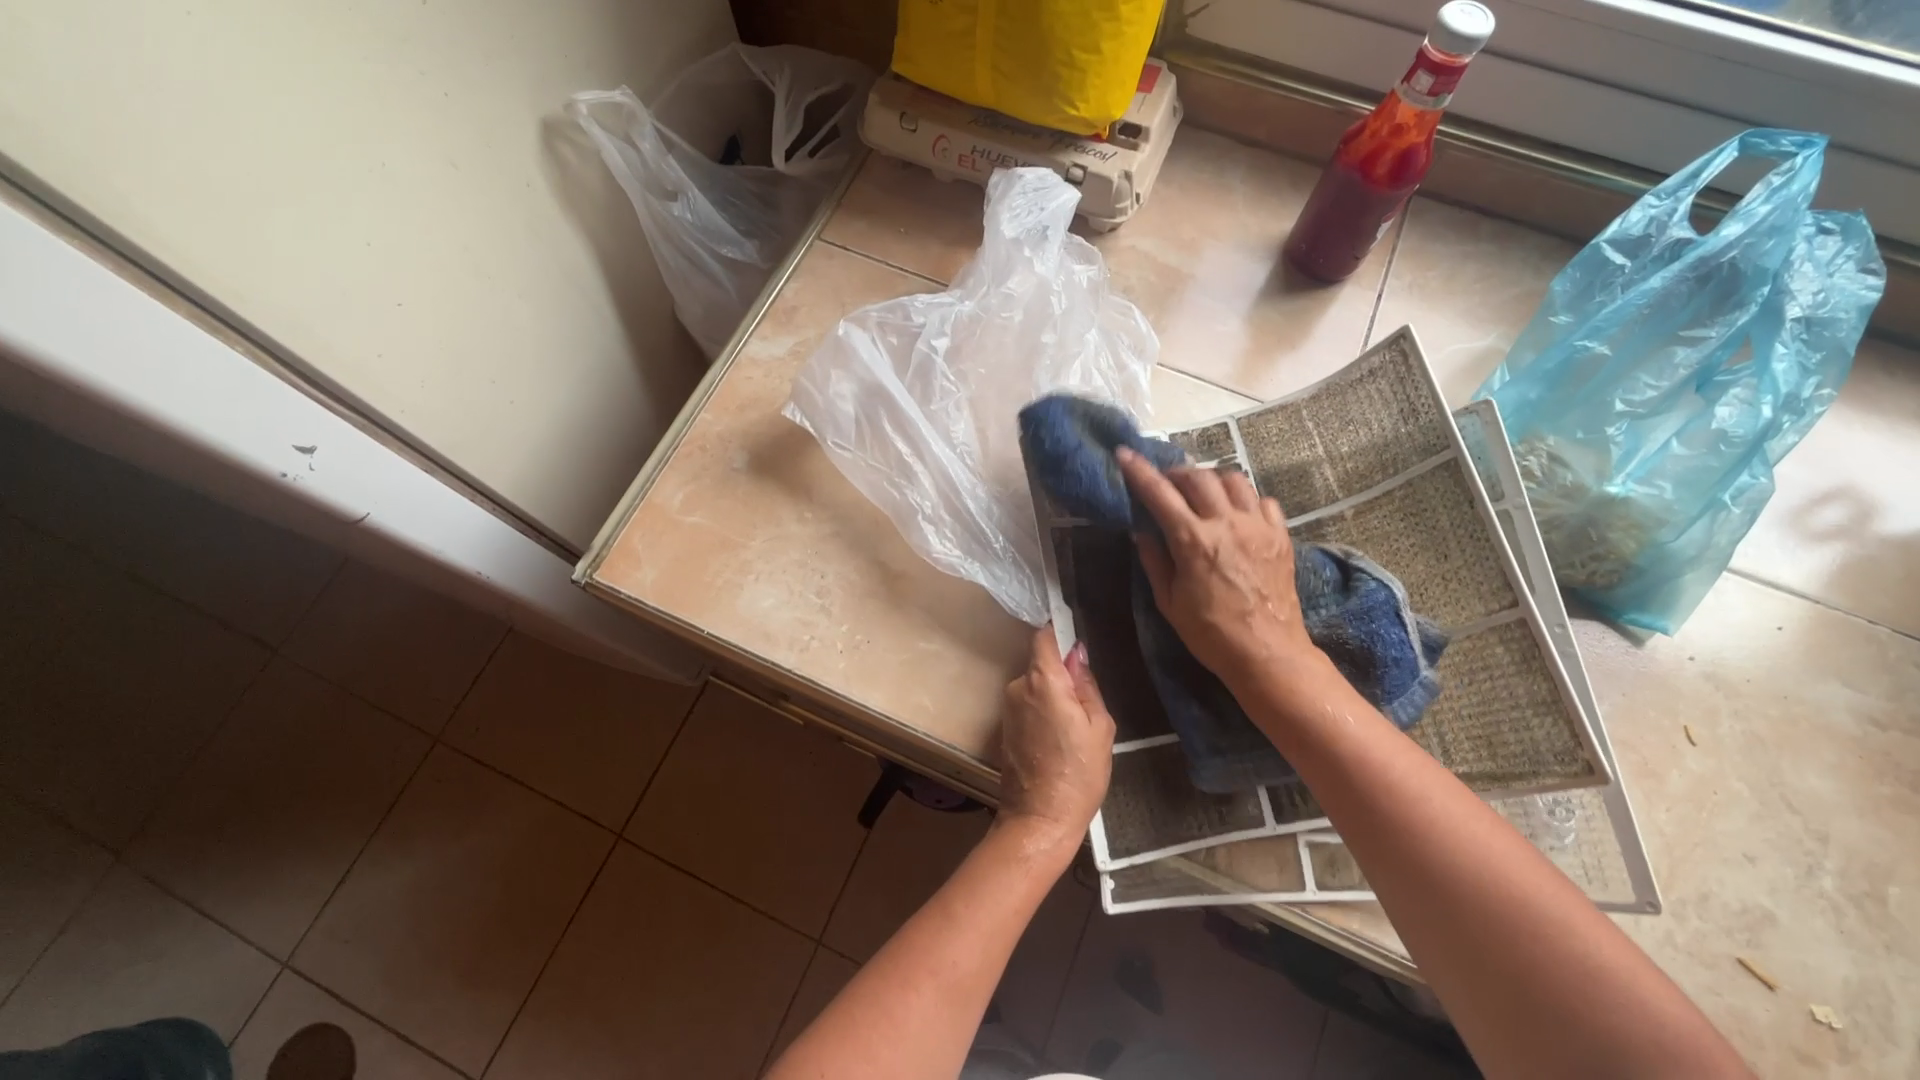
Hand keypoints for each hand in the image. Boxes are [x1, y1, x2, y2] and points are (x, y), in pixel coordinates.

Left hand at [997, 628, 1115, 849]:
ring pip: (1034, 688)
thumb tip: (1077, 655)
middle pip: (1040, 665)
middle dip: (1061, 677)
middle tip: (1085, 708)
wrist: (1040, 819)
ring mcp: (1007, 708)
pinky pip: (1027, 707)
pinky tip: (1056, 743)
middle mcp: (1018, 687)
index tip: (1076, 641)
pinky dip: (1041, 715)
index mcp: (1043, 682)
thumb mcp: (1100, 727)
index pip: (1044, 637)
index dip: (1059, 634)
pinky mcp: (1003, 727)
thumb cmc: (1079, 774)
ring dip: (1052, 699)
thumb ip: (1086, 685)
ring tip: (1073, 732)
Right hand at [1116, 446, 1320, 691]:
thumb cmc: (1210, 634)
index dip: (1139, 471)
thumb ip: (1155, 561)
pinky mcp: (1281, 536)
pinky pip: (1263, 500)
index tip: (1125, 454)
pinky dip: (1245, 498)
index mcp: (1193, 542)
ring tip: (1201, 491)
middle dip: (1176, 473)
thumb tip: (1141, 532)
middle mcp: (1226, 524)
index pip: (1160, 494)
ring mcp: (1258, 527)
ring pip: (1234, 479)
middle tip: (1165, 482)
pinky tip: (1236, 512)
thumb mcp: (1169, 602)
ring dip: (1211, 479)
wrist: (1267, 653)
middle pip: (1198, 477)